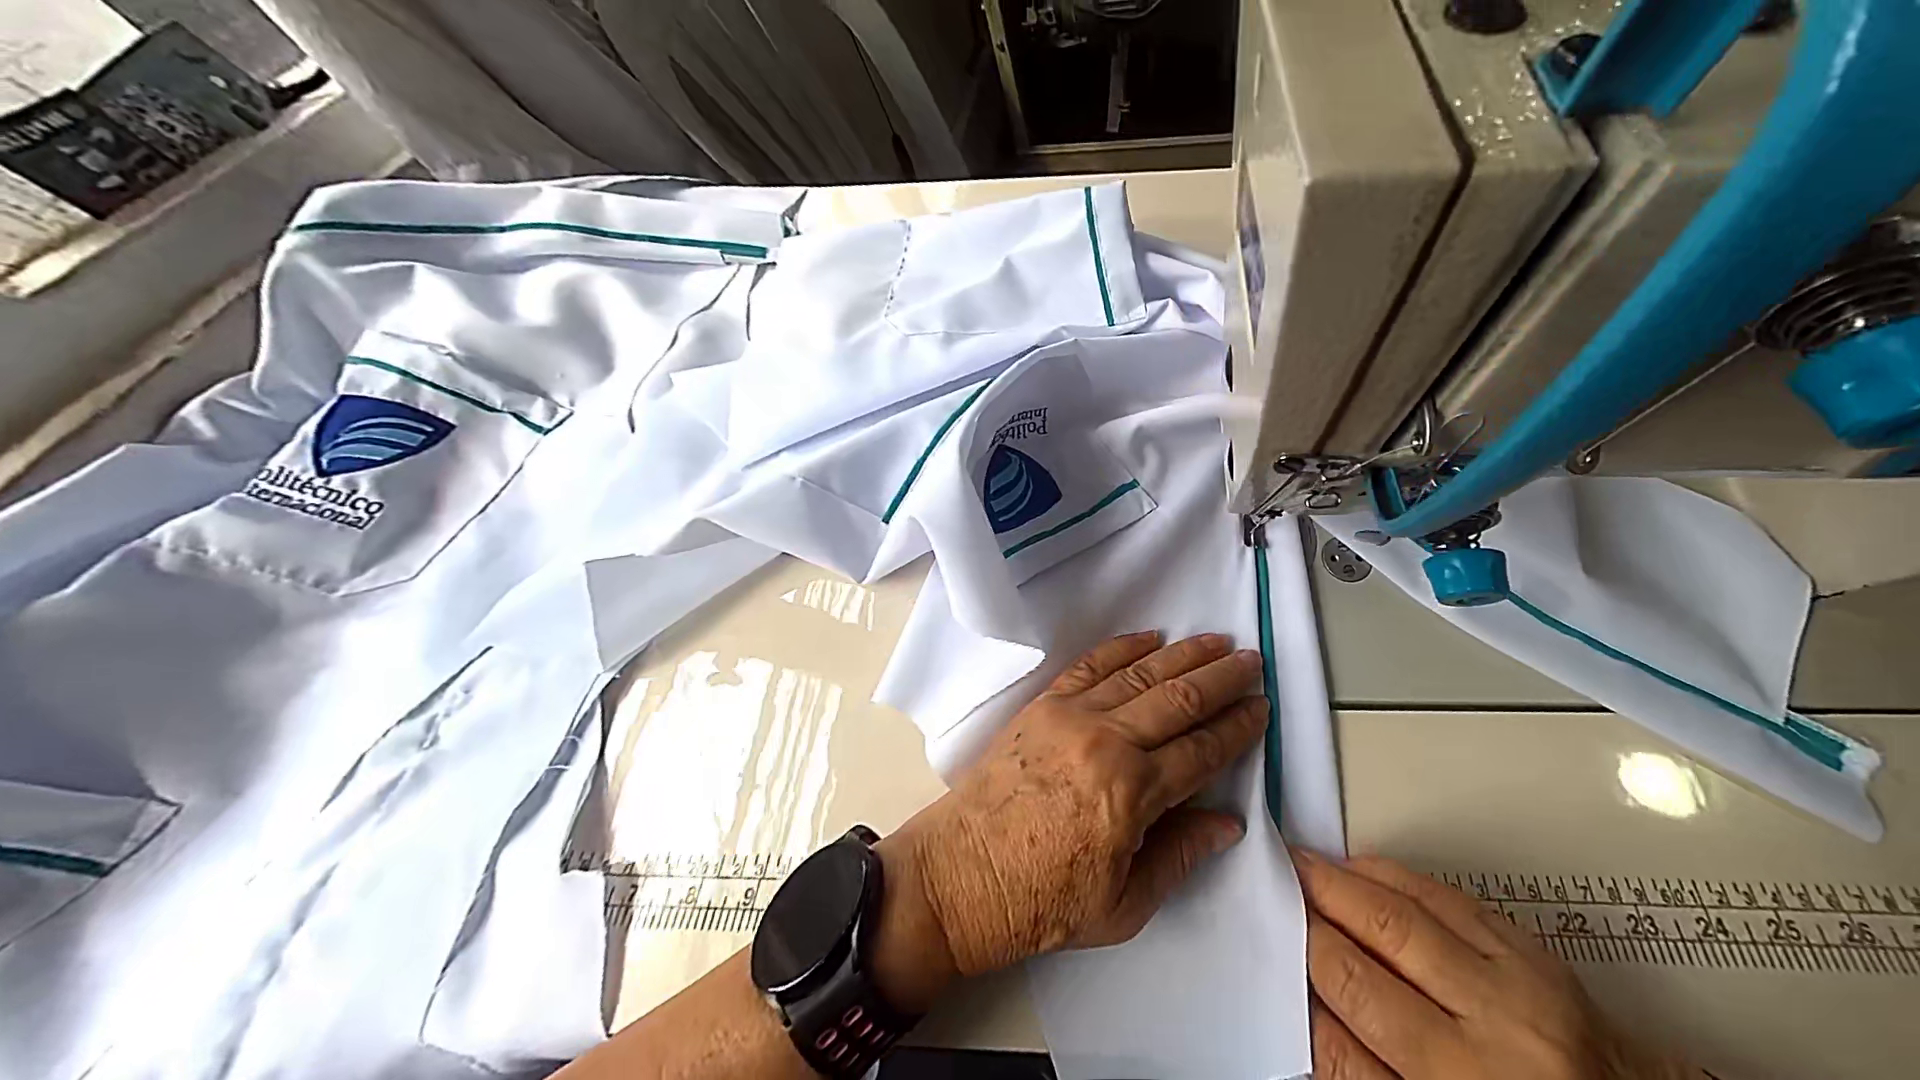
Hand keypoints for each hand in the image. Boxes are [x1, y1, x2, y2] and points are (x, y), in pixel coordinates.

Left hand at [871, 631, 1266, 1008]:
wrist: (961, 875)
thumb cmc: (1041, 901)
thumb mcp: (1124, 905)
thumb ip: (1180, 856)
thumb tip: (1226, 821)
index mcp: (1132, 794)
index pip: (1202, 750)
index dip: (1237, 729)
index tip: (1260, 710)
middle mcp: (1105, 743)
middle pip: (1179, 700)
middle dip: (1222, 678)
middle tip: (1252, 662)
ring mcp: (1069, 718)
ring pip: (1139, 674)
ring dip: (1182, 655)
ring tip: (1215, 641)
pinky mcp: (1040, 707)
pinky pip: (1089, 667)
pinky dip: (1122, 648)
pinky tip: (1149, 638)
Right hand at [1296, 850, 1706, 1079]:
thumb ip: (1355, 1065)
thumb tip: (1300, 994)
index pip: (1347, 1014)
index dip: (1300, 965)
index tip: (1269, 935)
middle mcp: (1496, 1044)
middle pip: (1372, 949)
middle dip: (1314, 905)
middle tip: (1276, 880)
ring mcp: (1521, 990)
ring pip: (1405, 910)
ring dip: (1344, 880)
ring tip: (1305, 864)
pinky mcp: (1535, 954)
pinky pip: (1448, 896)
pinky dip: (1393, 874)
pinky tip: (1360, 868)